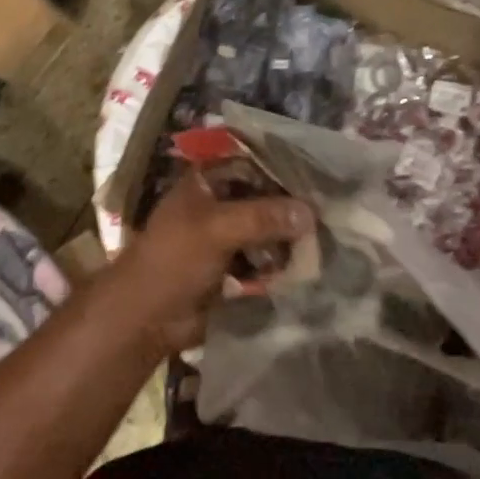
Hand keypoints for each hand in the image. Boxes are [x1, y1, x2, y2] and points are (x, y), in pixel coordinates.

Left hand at [108, 169, 313, 352]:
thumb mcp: (217, 228)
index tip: (321, 169)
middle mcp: (220, 201)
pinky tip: (311, 262)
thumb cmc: (174, 259)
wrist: (147, 318)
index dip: (283, 165)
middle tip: (333, 207)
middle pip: (265, 195)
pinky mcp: (236, 267)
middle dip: (293, 204)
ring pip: (269, 228)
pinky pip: (267, 258)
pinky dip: (284, 261)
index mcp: (207, 180)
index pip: (252, 161)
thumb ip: (262, 216)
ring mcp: (228, 235)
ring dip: (292, 235)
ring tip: (329, 236)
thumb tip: (310, 212)